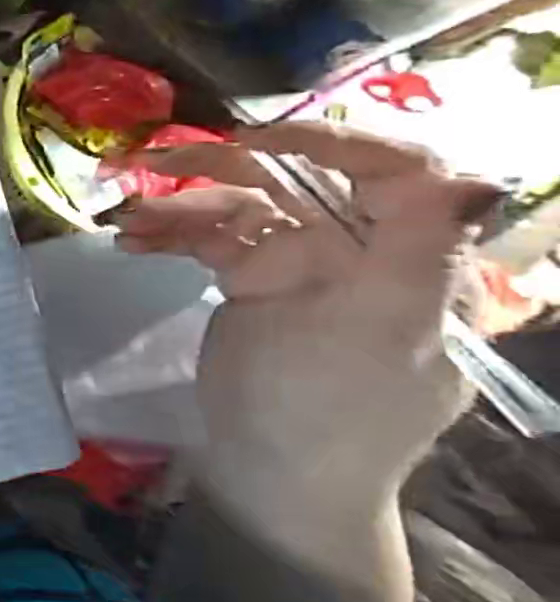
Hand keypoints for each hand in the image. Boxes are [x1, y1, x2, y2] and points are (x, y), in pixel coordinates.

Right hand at [113, 124, 496, 540]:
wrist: (270, 466)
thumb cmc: (332, 406)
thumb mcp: (379, 334)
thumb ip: (420, 254)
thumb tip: (473, 180)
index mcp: (405, 258)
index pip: (392, 173)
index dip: (330, 141)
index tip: (252, 135)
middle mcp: (353, 250)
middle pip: (290, 183)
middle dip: (219, 170)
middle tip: (149, 166)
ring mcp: (295, 265)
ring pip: (235, 209)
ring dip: (177, 209)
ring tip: (128, 225)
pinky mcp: (246, 280)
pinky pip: (205, 240)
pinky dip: (168, 236)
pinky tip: (132, 244)